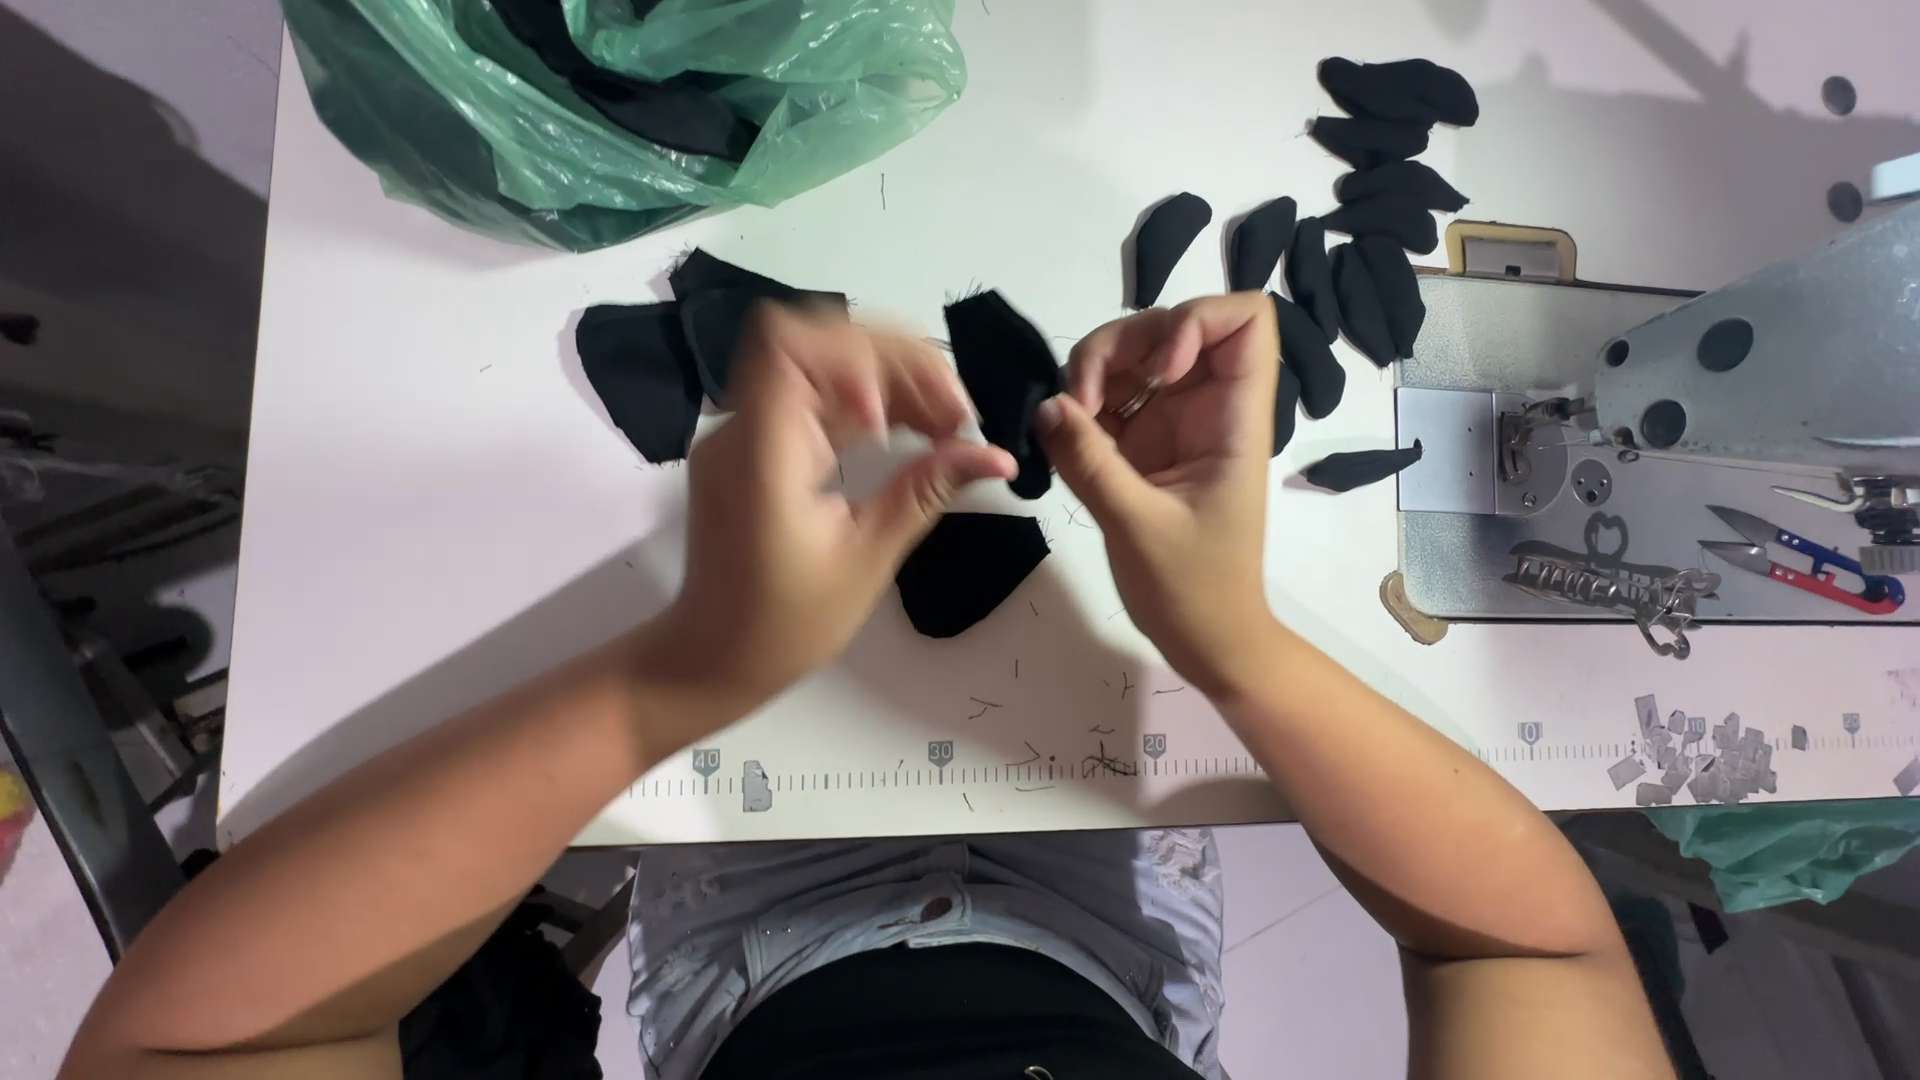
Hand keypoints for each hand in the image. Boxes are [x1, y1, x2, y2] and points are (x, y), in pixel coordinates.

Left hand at [643, 304, 1015, 720]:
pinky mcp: (758, 446)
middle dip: (896, 368)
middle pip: (819, 345)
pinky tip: (910, 433)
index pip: (791, 347)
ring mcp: (746, 433)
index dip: (858, 354)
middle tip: (955, 419)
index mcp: (760, 455)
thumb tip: (997, 457)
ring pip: (823, 368)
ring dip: (890, 384)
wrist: (716, 655)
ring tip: (946, 426)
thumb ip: (925, 491)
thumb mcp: (867, 557)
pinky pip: (815, 400)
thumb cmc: (786, 624)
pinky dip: (867, 405)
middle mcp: (742, 428)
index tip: (904, 414)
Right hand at [1037, 293, 1279, 697]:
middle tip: (1082, 401)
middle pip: (1170, 328)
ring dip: (1093, 373)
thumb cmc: (1194, 589)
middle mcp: (1205, 408)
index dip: (1196, 321)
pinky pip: (1109, 401)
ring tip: (1067, 420)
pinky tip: (1063, 435)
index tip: (1156, 371)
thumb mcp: (1137, 526)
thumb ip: (1090, 463)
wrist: (1204, 636)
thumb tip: (1045, 405)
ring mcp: (1171, 424)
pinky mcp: (1141, 446)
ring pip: (1133, 358)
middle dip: (1120, 347)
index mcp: (1234, 419)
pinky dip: (1081, 406)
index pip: (1245, 320)